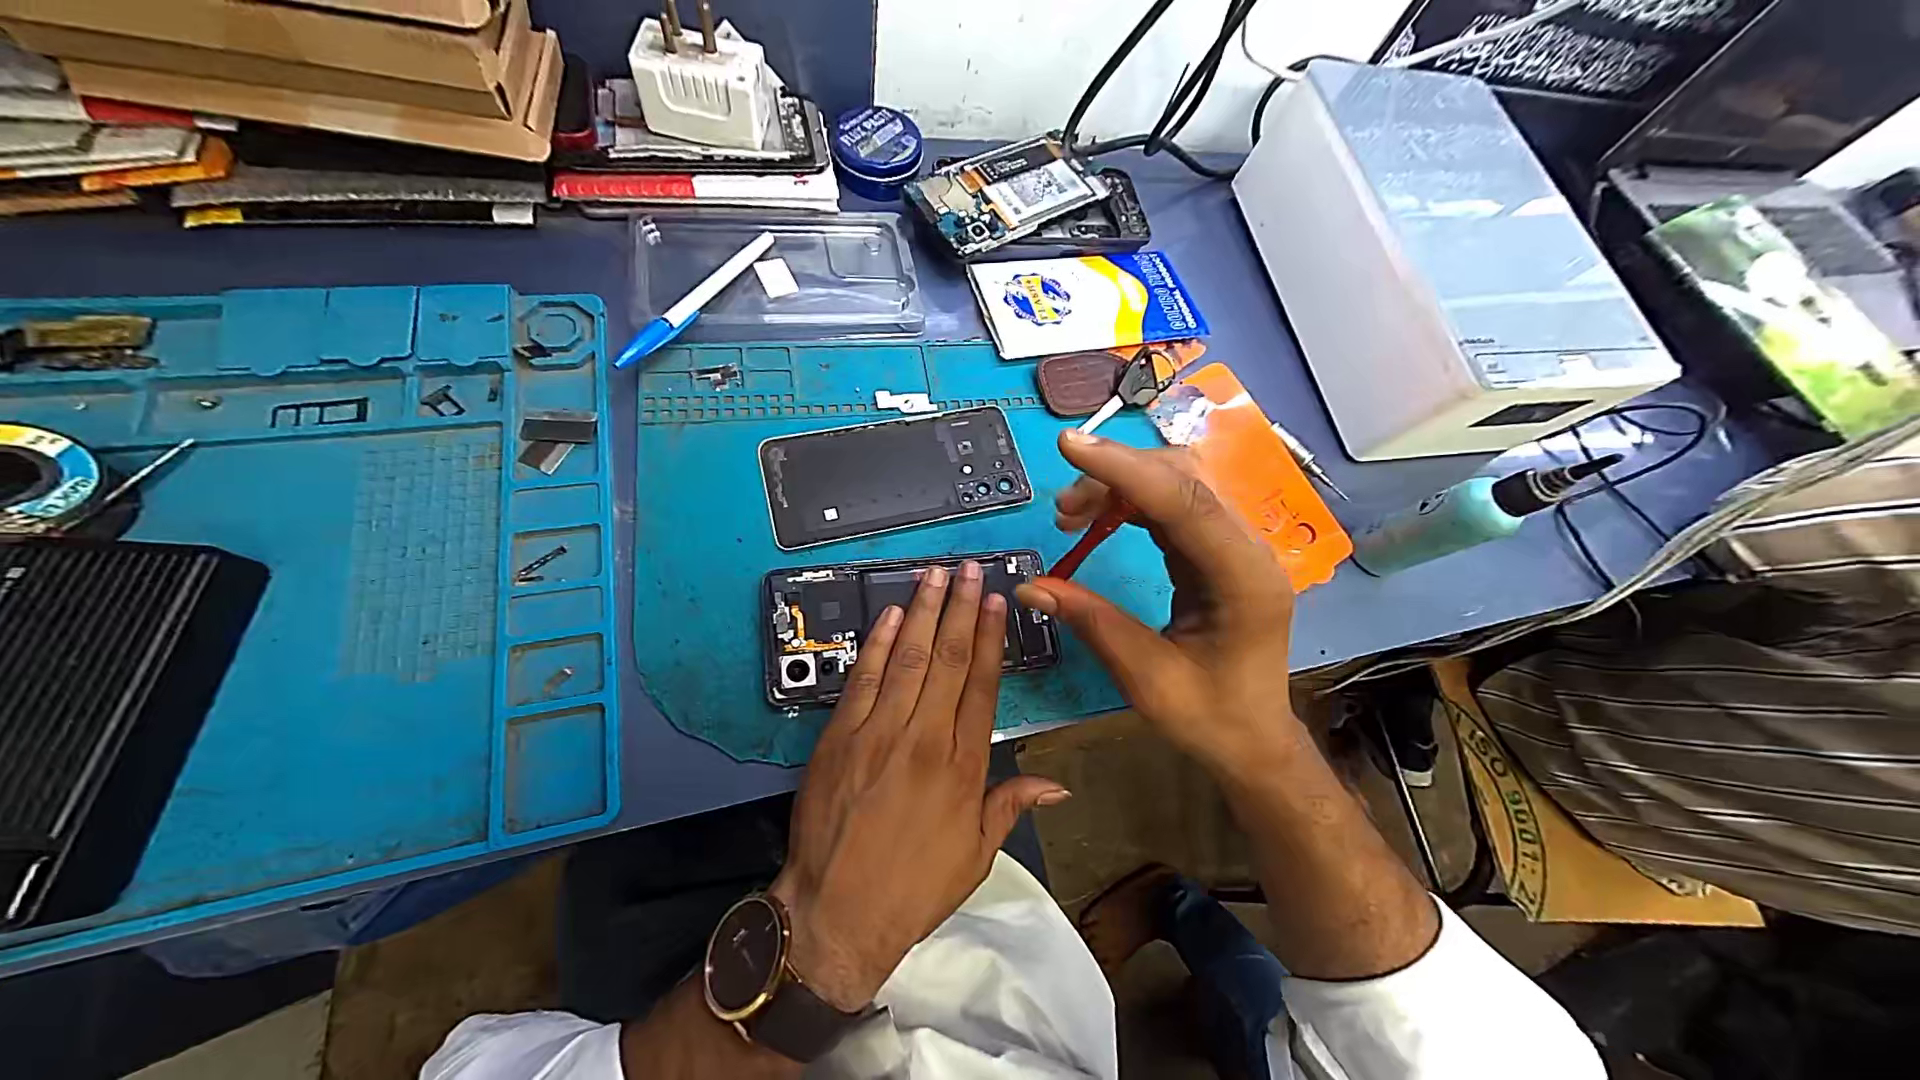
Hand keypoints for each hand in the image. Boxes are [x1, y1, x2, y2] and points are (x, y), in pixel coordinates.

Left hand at [770, 562, 1069, 1010]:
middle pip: (949, 660)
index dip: (991, 639)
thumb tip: (1058, 784)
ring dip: (924, 612)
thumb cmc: (913, 887)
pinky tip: (894, 616)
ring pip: (909, 659)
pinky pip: (864, 679)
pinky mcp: (840, 736)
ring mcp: (878, 732)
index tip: (997, 602)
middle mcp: (924, 737)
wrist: (836, 913)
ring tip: (936, 575)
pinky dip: (879, 644)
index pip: (982, 686)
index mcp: (962, 765)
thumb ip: (1011, 805)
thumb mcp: (976, 855)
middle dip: (961, 609)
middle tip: (969, 569)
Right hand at [1015, 430, 1301, 771]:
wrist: (1255, 738)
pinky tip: (1099, 518)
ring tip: (1071, 516)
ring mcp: (1235, 544)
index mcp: (1243, 579)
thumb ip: (1093, 622)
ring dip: (1120, 485)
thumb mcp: (1147, 678)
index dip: (1124, 469)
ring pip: (1176, 483)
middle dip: (1115, 475)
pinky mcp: (1218, 548)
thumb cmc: (1211, 717)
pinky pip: (1173, 504)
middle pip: (1182, 479)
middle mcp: (1247, 548)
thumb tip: (1030, 587)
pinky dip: (1130, 501)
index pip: (1184, 501)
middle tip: (1062, 510)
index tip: (1069, 445)